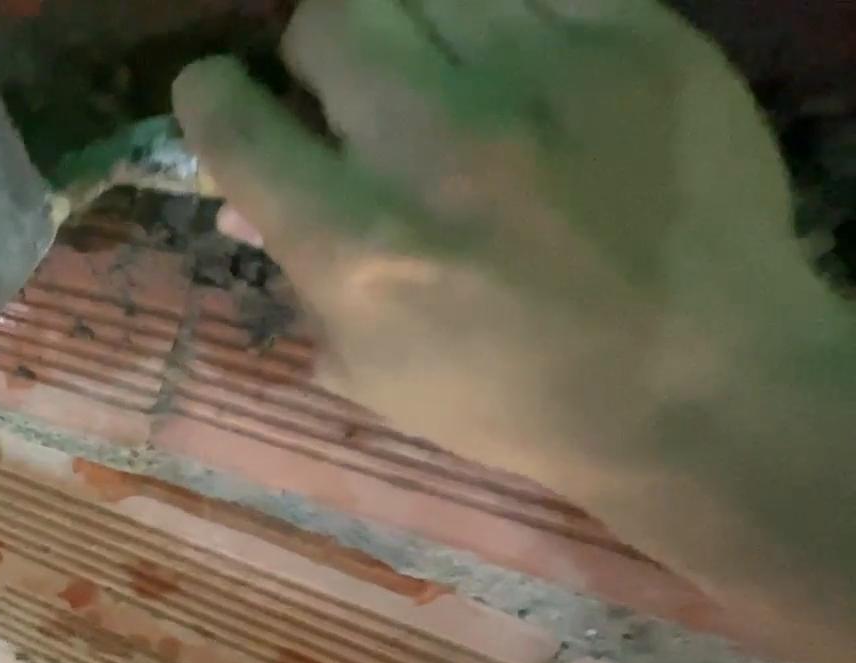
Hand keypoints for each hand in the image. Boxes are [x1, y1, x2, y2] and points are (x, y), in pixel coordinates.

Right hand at [172, 0, 841, 490]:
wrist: (687, 384)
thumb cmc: (493, 395)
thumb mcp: (360, 361)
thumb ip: (294, 270)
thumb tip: (240, 202)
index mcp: (353, 245)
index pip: (240, 131)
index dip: (206, 98)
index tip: (209, 91)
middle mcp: (431, 147)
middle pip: (328, 21)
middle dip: (310, 51)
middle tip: (335, 90)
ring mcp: (540, 79)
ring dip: (394, 29)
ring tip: (419, 76)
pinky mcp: (637, 39)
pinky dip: (486, 22)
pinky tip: (502, 70)